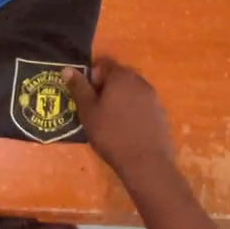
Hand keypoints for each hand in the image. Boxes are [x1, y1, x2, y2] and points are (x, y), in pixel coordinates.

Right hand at [64, 60, 176, 185]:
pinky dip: (133, 111)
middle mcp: (140, 82)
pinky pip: (143, 106)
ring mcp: (154, 98)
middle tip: (96, 108)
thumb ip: (78, 87)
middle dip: (106, 88)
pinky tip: (127, 129)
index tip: (87, 96)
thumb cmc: (111, 134)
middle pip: (119, 77)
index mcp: (121, 77)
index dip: (92, 77)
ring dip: (120, 99)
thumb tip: (67, 68)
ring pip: (131, 92)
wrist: (146, 164)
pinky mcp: (162, 115)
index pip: (104, 64)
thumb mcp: (88, 111)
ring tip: (111, 120)